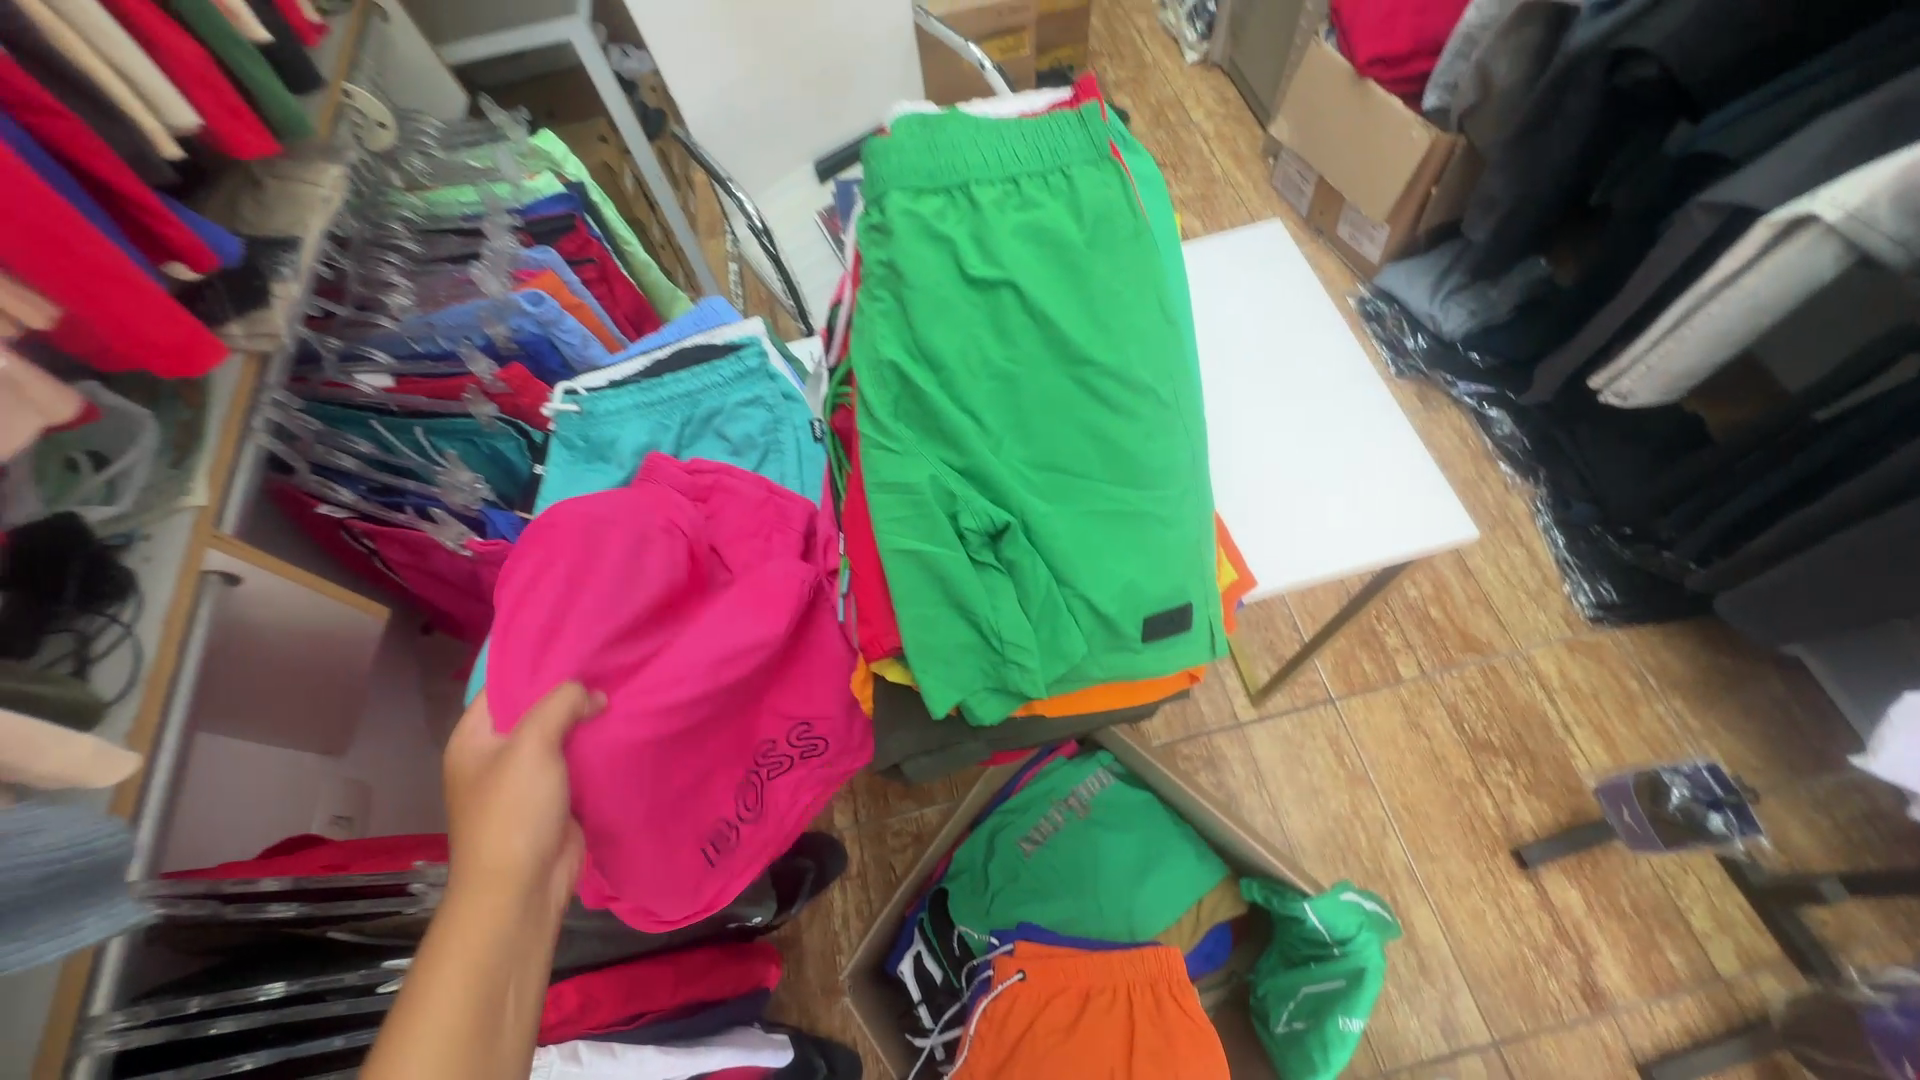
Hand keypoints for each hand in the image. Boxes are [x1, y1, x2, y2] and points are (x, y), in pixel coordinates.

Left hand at [442, 682, 604, 915]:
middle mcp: (497, 754)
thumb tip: (593, 694)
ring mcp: (527, 777)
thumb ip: (561, 705)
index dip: (538, 662)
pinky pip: (577, 761)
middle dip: (570, 690)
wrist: (522, 887)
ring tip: (624, 687)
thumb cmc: (513, 813)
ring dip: (587, 718)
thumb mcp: (532, 746)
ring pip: (561, 735)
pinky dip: (597, 746)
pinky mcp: (556, 797)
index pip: (504, 685)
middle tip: (611, 662)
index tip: (579, 642)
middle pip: (536, 709)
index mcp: (474, 738)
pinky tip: (624, 726)